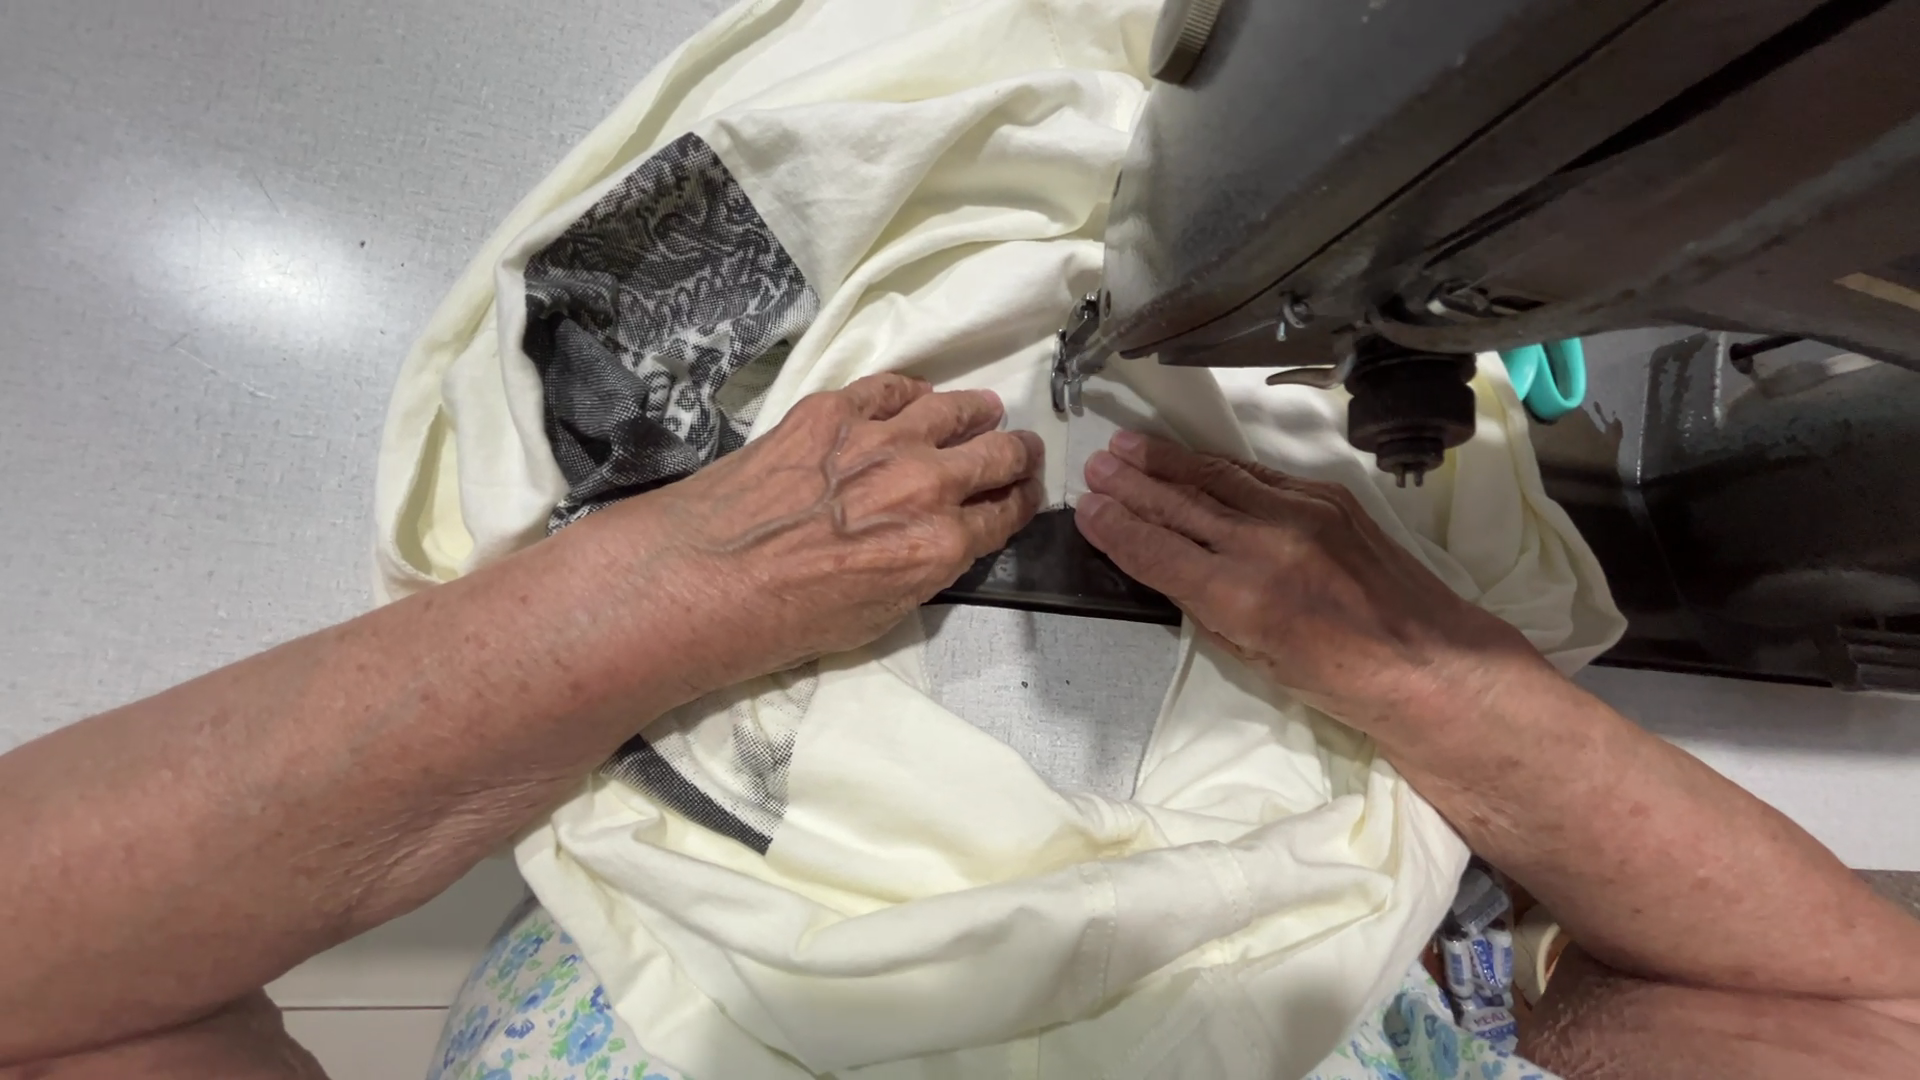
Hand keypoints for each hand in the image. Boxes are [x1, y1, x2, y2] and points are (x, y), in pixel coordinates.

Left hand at [600, 374, 1043, 696]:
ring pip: (955, 409)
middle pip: (998, 455)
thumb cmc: (788, 619)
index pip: (1005, 513)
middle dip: (1019, 454)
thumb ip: (925, 571)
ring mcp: (880, 439)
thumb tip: (942, 540)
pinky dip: (914, 393)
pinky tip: (917, 399)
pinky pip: (893, 387)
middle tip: (1019, 451)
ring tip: (983, 412)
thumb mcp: (880, 617)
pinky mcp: (834, 409)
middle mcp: (924, 484)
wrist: (703, 576)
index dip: (1021, 502)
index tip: (1024, 493)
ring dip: (978, 413)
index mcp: (940, 545)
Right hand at [1073, 431, 1548, 747]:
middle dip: (1130, 484)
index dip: (1116, 528)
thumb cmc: (1334, 680)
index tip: (1085, 508)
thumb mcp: (1249, 658)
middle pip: (1180, 506)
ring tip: (1124, 446)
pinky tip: (1186, 458)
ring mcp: (1302, 513)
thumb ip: (1202, 604)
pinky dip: (1213, 466)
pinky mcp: (1328, 496)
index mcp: (1243, 598)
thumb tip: (1163, 563)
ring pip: (1214, 478)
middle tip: (1093, 466)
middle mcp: (1268, 546)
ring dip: (1164, 461)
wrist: (1429, 662)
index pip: (1158, 552)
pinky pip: (1254, 475)